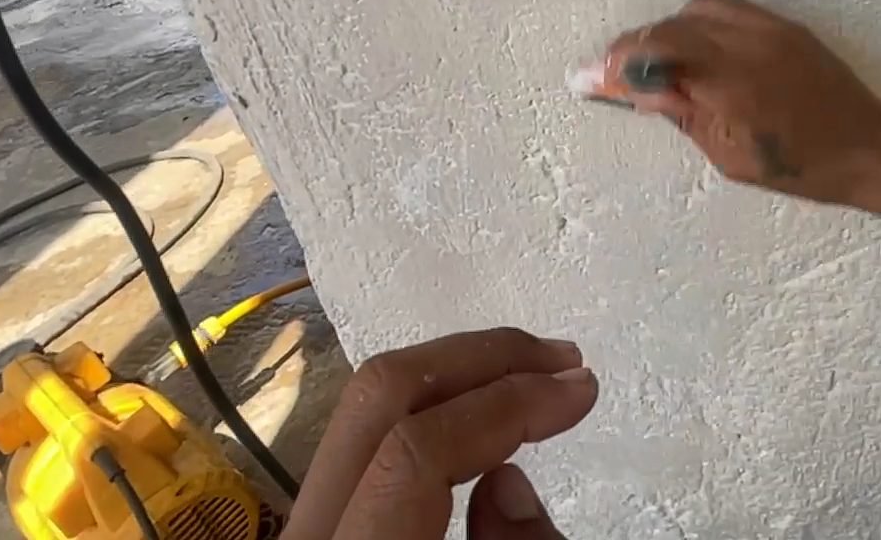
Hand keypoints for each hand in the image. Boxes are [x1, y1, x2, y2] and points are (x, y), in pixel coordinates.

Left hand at [280, 328, 596, 539]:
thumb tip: (504, 481)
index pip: (416, 450)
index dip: (509, 402)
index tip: (581, 388)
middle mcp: (303, 533)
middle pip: (382, 393)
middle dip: (487, 357)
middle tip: (563, 359)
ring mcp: (299, 520)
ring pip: (372, 401)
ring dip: (466, 371)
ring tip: (538, 374)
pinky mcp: (315, 515)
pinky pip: (373, 433)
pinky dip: (441, 402)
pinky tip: (486, 411)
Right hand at [590, 0, 880, 204]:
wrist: (867, 145)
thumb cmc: (800, 165)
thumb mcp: (729, 153)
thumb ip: (682, 111)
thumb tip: (636, 88)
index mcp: (732, 79)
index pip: (657, 50)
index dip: (617, 61)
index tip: (590, 78)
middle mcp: (748, 41)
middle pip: (672, 25)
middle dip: (637, 48)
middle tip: (618, 76)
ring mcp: (769, 27)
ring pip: (697, 8)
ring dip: (669, 31)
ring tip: (660, 64)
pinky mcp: (783, 24)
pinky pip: (727, 8)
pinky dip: (699, 23)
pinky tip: (696, 49)